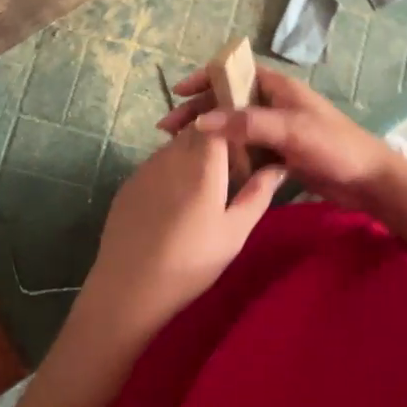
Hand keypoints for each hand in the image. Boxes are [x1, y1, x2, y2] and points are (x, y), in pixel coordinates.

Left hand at [87, 128, 285, 324]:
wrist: (128, 287)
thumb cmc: (191, 262)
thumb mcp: (234, 233)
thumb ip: (258, 194)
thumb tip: (278, 166)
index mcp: (204, 162)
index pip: (220, 119)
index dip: (234, 122)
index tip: (248, 138)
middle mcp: (173, 153)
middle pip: (197, 128)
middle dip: (216, 138)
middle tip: (232, 166)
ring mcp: (148, 166)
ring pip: (176, 144)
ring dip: (193, 154)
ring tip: (205, 186)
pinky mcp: (130, 181)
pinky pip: (158, 162)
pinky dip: (172, 169)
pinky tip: (176, 201)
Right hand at [156, 67, 399, 209]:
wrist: (368, 181)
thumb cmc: (333, 146)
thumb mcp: (290, 131)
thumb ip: (246, 124)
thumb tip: (201, 122)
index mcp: (277, 86)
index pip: (233, 73)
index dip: (205, 78)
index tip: (178, 92)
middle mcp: (273, 102)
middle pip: (227, 100)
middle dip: (198, 111)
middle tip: (167, 129)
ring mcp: (275, 128)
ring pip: (233, 126)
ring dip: (209, 134)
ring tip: (179, 149)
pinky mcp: (278, 152)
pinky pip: (244, 148)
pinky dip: (225, 153)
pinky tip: (208, 168)